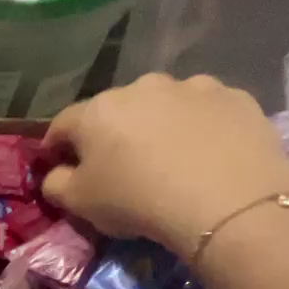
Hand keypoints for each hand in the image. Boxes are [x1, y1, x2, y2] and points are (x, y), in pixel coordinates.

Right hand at [41, 74, 288, 254]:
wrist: (226, 198)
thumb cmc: (135, 199)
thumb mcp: (77, 203)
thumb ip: (55, 183)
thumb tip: (57, 172)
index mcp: (96, 111)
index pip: (61, 124)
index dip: (54, 147)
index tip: (57, 167)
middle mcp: (141, 87)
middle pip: (113, 110)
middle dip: (107, 133)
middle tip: (113, 165)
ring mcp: (192, 86)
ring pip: (160, 105)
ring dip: (153, 125)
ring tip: (162, 157)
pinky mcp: (233, 95)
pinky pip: (200, 110)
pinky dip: (193, 126)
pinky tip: (199, 153)